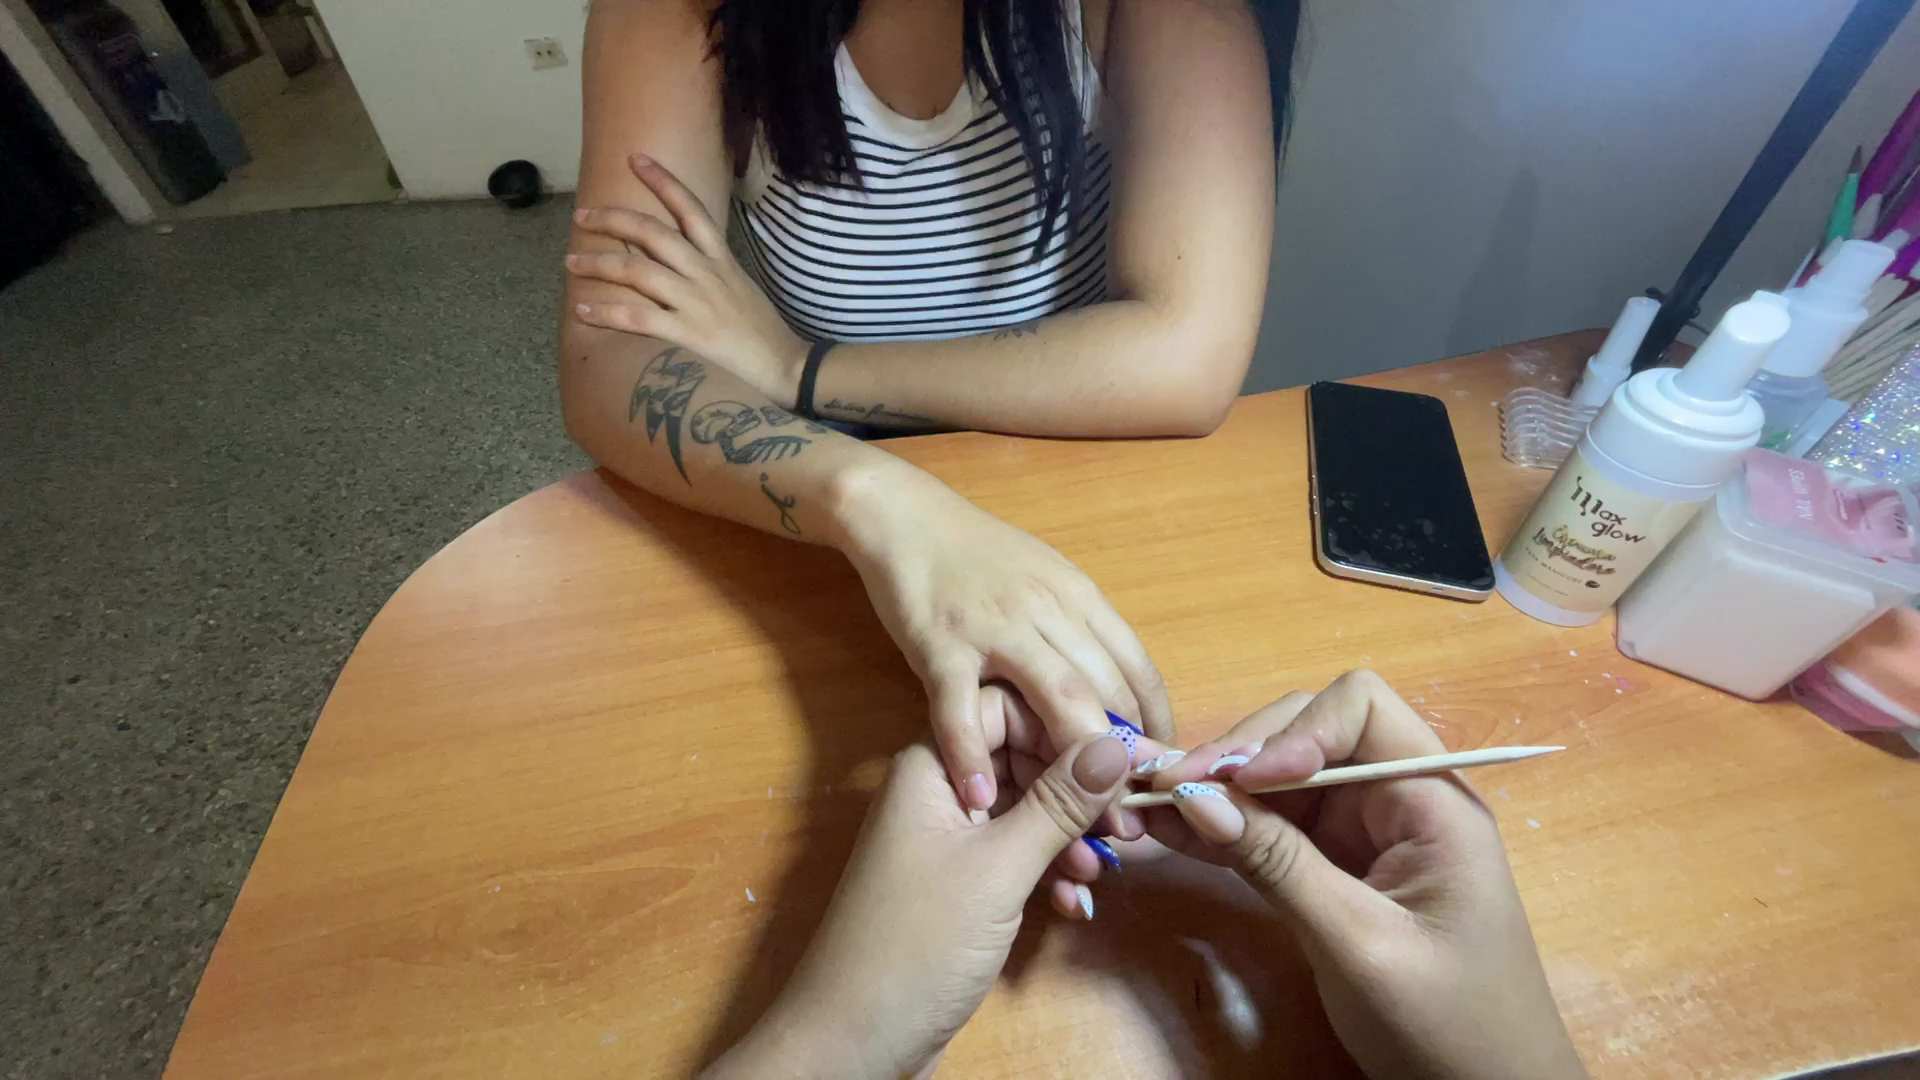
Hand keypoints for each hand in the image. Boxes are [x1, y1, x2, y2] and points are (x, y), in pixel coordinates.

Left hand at [567, 153, 808, 405]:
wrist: (787, 367)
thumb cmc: (765, 334)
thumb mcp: (742, 290)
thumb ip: (714, 273)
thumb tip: (680, 264)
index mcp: (723, 262)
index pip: (691, 210)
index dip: (662, 181)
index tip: (635, 158)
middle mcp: (707, 275)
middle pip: (653, 233)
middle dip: (612, 220)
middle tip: (582, 216)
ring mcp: (697, 303)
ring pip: (637, 271)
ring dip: (598, 264)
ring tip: (571, 263)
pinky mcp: (690, 334)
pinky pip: (639, 317)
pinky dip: (607, 312)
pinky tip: (583, 309)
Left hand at [704, 734, 1134, 1078]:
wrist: (853, 1042)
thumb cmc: (919, 940)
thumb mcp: (999, 867)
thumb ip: (1059, 803)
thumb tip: (1116, 744)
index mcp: (932, 763)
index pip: (1005, 709)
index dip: (1060, 726)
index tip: (1116, 760)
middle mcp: (938, 787)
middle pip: (1019, 759)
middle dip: (1071, 791)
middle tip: (1121, 826)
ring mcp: (947, 834)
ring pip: (1021, 809)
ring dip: (1064, 837)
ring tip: (1097, 873)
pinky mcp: (959, 877)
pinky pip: (1012, 852)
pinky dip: (1045, 871)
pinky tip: (1073, 904)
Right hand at [834, 460, 1173, 824]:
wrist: (907, 517)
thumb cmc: (977, 552)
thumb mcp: (1042, 578)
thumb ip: (1077, 628)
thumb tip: (1114, 686)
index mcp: (1077, 597)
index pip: (1138, 667)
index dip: (1157, 726)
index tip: (1159, 770)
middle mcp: (1047, 612)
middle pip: (1106, 691)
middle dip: (1126, 760)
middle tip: (1131, 819)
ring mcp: (994, 627)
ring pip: (1054, 698)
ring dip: (1074, 767)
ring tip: (1079, 827)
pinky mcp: (940, 643)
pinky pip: (960, 707)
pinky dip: (972, 757)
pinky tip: (979, 800)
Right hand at [1146, 671, 1586, 1079]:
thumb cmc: (1450, 1029)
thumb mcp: (1359, 944)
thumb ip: (1277, 863)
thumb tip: (1190, 798)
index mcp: (1429, 799)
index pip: (1359, 708)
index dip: (1298, 729)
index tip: (1248, 777)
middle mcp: (1386, 795)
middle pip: (1298, 731)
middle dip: (1235, 755)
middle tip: (1170, 787)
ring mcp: (1349, 825)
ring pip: (1265, 775)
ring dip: (1208, 786)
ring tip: (1145, 800)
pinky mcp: (1318, 856)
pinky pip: (1256, 821)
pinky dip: (1212, 822)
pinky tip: (1163, 826)